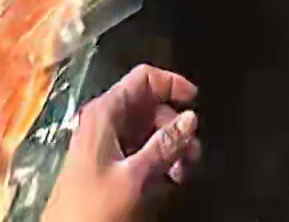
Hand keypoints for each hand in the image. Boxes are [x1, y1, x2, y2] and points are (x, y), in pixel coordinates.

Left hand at [42, 65, 200, 221]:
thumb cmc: (93, 210)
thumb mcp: (134, 177)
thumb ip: (164, 146)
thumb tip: (191, 118)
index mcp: (105, 112)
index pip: (143, 78)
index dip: (171, 83)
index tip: (195, 100)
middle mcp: (104, 122)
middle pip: (148, 106)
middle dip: (174, 125)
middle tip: (193, 152)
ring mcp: (103, 145)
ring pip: (145, 131)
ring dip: (168, 146)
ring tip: (183, 172)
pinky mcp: (105, 169)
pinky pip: (138, 152)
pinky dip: (156, 160)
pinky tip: (169, 180)